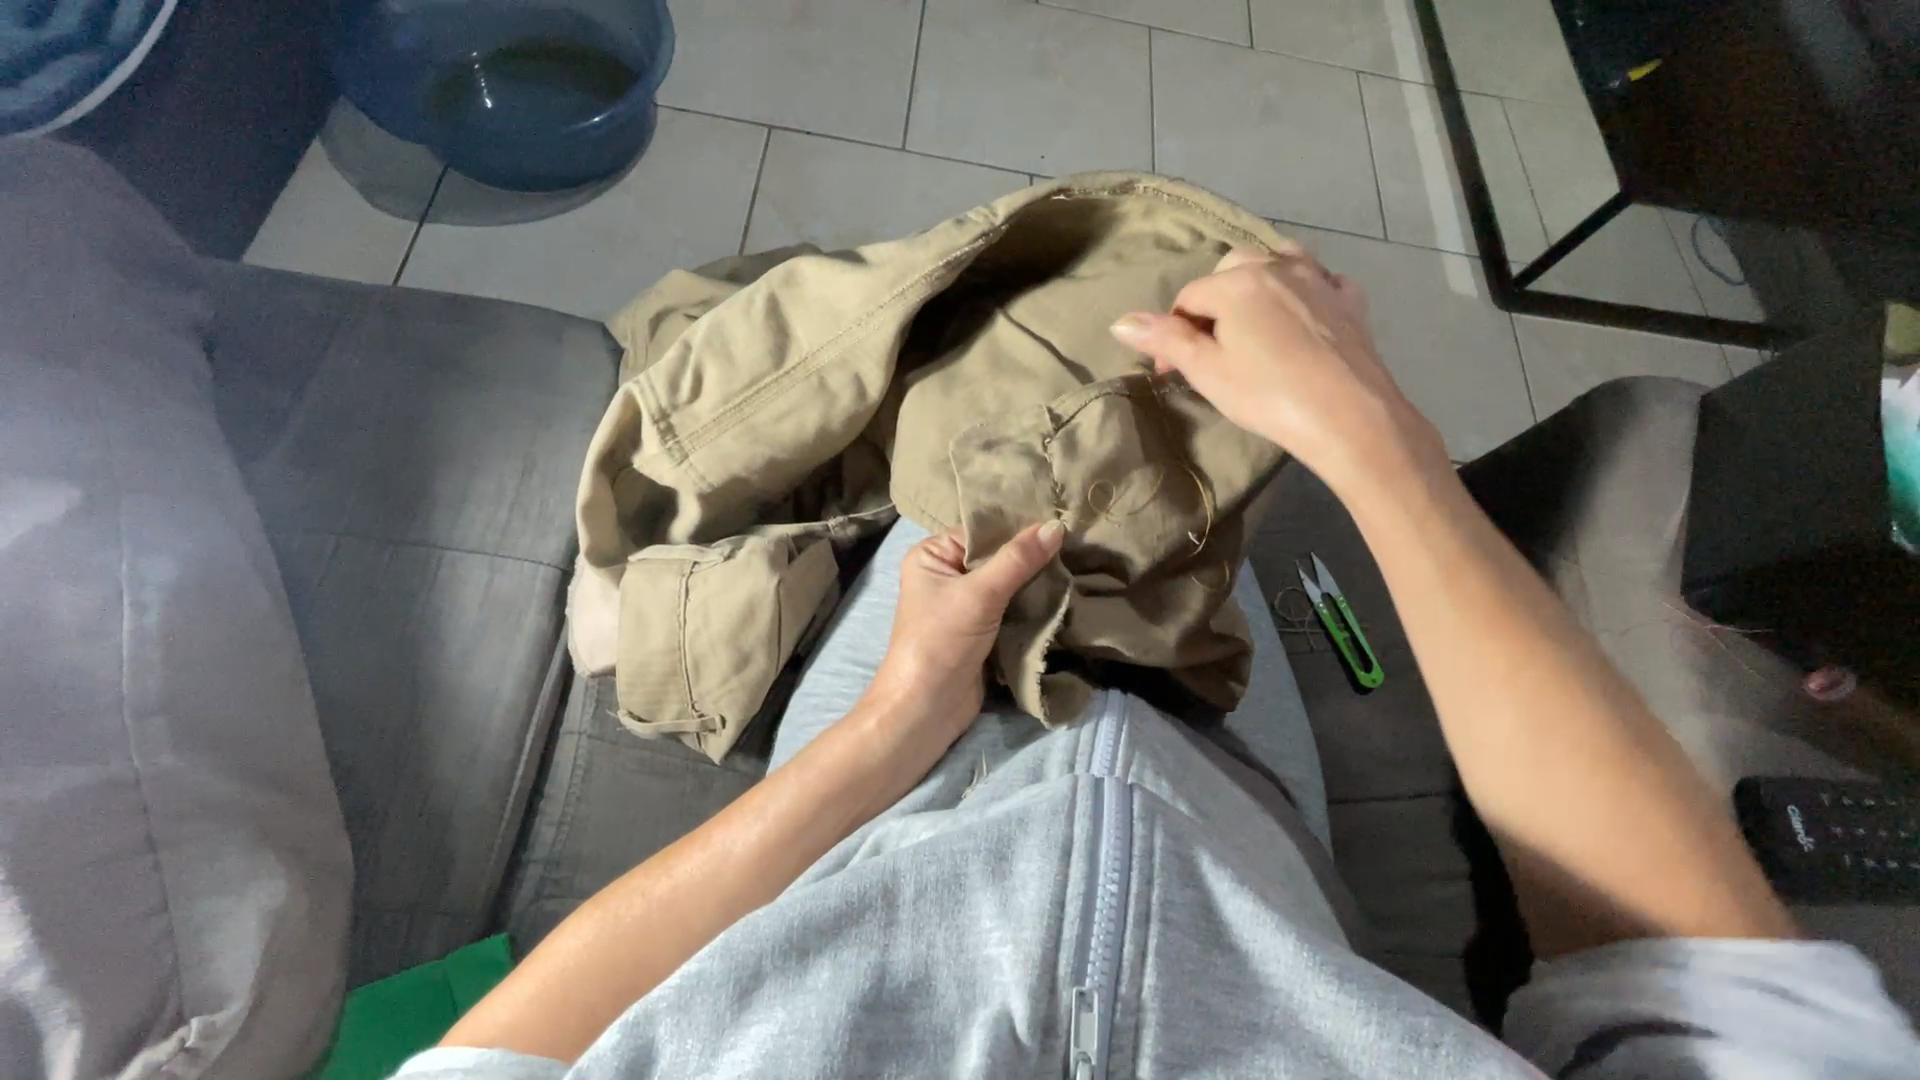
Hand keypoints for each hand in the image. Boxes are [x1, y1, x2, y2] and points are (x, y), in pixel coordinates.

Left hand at [862, 521, 1065, 740]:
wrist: (927, 708)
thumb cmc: (940, 642)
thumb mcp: (979, 594)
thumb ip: (1018, 560)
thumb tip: (1056, 526)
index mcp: (931, 555)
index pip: (982, 532)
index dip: (1018, 528)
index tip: (1060, 522)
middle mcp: (946, 575)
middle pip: (997, 557)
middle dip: (1032, 557)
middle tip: (1076, 546)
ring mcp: (965, 605)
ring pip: (1009, 584)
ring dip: (1037, 583)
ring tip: (1076, 568)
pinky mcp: (982, 631)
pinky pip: (1012, 608)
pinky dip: (1033, 606)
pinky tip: (1063, 595)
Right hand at [1109, 249, 1447, 496]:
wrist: (1348, 415)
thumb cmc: (1268, 395)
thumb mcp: (1207, 371)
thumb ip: (1166, 340)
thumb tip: (1119, 320)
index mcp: (1237, 283)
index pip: (1188, 299)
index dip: (1173, 334)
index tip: (1172, 372)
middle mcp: (1277, 267)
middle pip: (1231, 270)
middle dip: (1213, 302)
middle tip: (1212, 348)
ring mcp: (1319, 279)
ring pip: (1278, 259)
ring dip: (1258, 280)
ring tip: (1252, 319)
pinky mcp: (1350, 299)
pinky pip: (1322, 279)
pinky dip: (1305, 289)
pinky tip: (1303, 312)